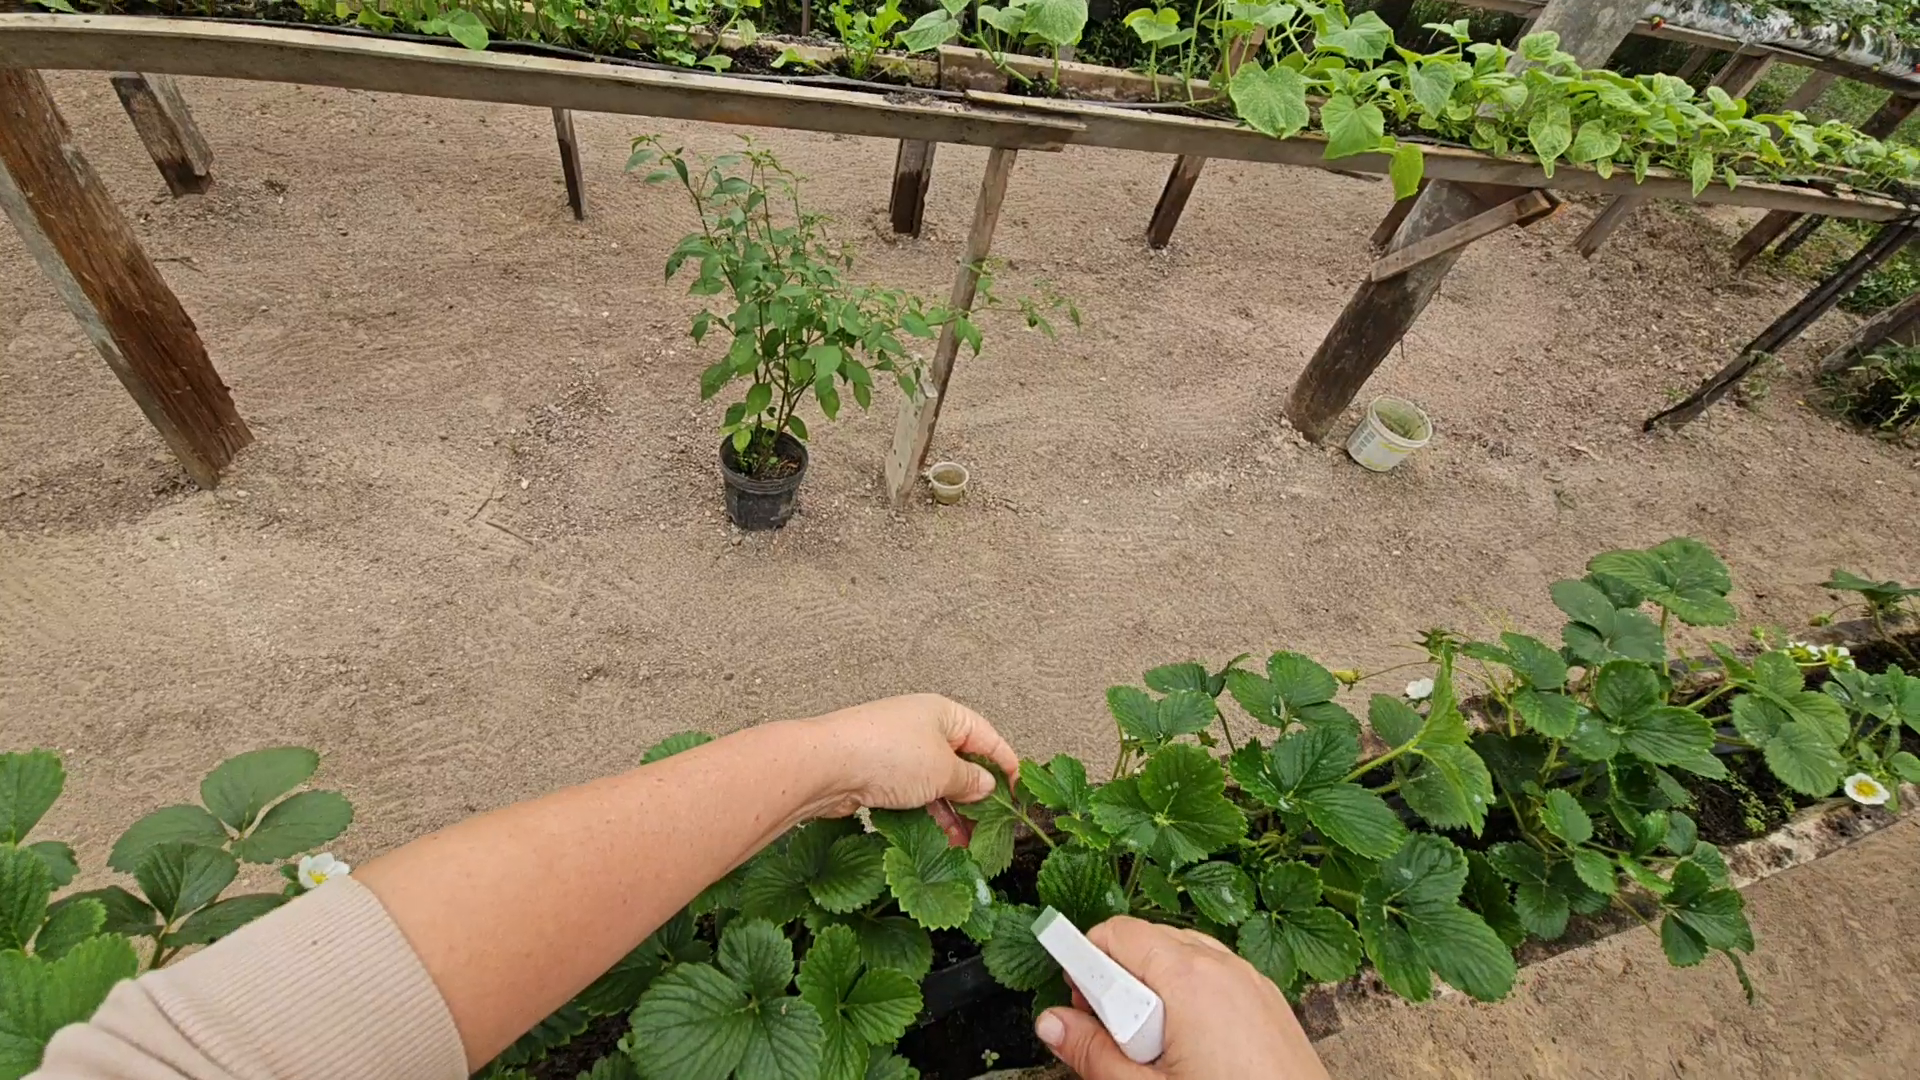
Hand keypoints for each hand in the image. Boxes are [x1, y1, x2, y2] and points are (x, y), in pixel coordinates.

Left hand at [795, 694, 1018, 826]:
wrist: (826, 765)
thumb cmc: (888, 754)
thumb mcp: (942, 771)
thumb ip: (969, 781)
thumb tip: (984, 786)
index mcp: (944, 714)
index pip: (987, 737)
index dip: (1006, 764)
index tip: (1019, 791)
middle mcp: (922, 727)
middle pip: (961, 761)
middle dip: (977, 795)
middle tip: (993, 826)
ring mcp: (900, 750)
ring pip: (937, 782)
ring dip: (953, 811)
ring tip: (967, 843)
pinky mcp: (880, 772)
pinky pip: (914, 793)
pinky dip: (929, 813)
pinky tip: (939, 838)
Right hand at [1035, 917, 1328, 1079]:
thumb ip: (1093, 1053)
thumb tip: (1051, 1021)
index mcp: (1188, 978)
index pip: (1114, 934)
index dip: (1084, 962)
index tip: (1071, 995)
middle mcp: (1220, 966)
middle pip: (1145, 941)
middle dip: (1118, 981)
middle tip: (1111, 1036)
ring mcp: (1249, 980)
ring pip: (1178, 955)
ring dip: (1153, 988)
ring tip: (1153, 1049)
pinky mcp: (1267, 1001)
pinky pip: (1212, 974)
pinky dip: (1189, 995)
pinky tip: (1189, 1047)